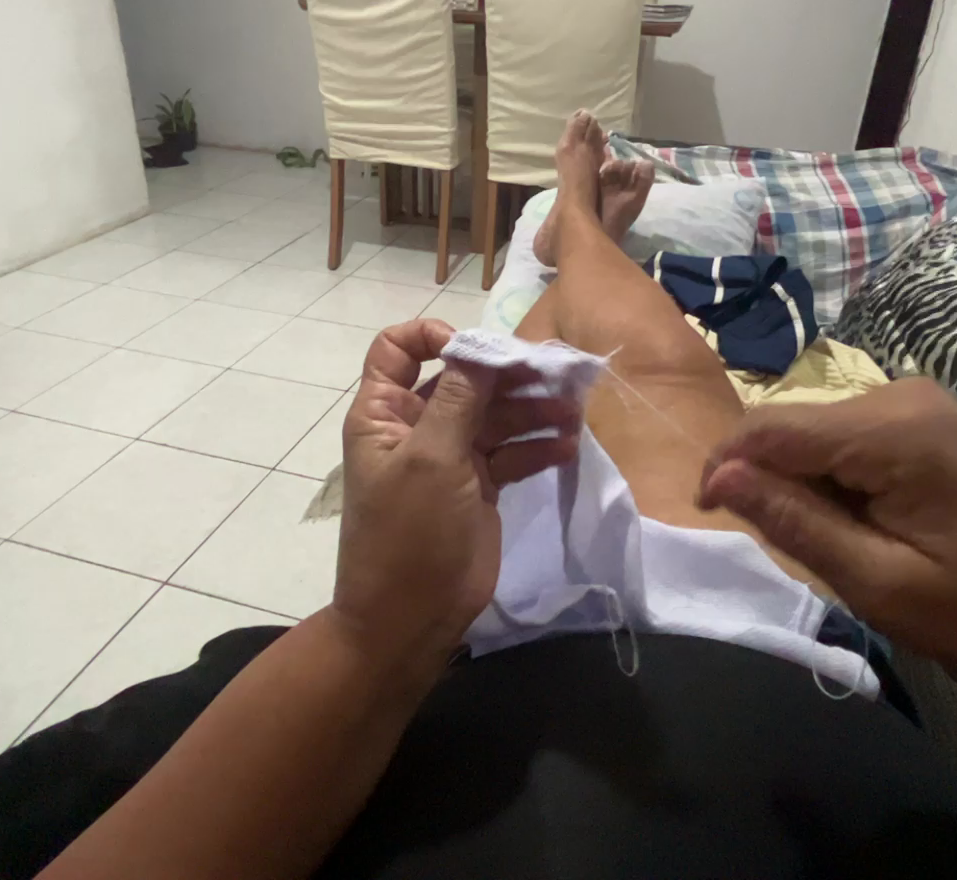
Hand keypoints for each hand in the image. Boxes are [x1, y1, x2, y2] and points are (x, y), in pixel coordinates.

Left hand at [335, 320, 581, 665]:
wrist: (411, 619)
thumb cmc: (409, 533)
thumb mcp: (431, 458)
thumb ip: (459, 398)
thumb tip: (480, 346)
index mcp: (385, 411)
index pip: (399, 349)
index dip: (434, 337)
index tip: (478, 350)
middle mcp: (417, 425)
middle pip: (463, 379)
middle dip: (505, 374)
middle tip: (553, 373)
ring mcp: (450, 456)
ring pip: (494, 415)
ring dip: (531, 410)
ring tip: (571, 412)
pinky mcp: (479, 485)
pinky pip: (510, 452)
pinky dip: (536, 447)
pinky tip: (566, 447)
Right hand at [698, 378, 956, 682]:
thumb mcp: (878, 584)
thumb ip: (794, 523)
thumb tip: (718, 476)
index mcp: (893, 432)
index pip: (770, 427)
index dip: (726, 464)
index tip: (711, 514)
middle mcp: (897, 394)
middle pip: (788, 427)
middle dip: (771, 482)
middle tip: (800, 548)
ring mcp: (910, 399)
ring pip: (808, 432)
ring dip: (801, 485)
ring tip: (842, 541)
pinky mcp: (913, 414)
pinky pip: (836, 436)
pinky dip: (828, 478)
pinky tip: (863, 519)